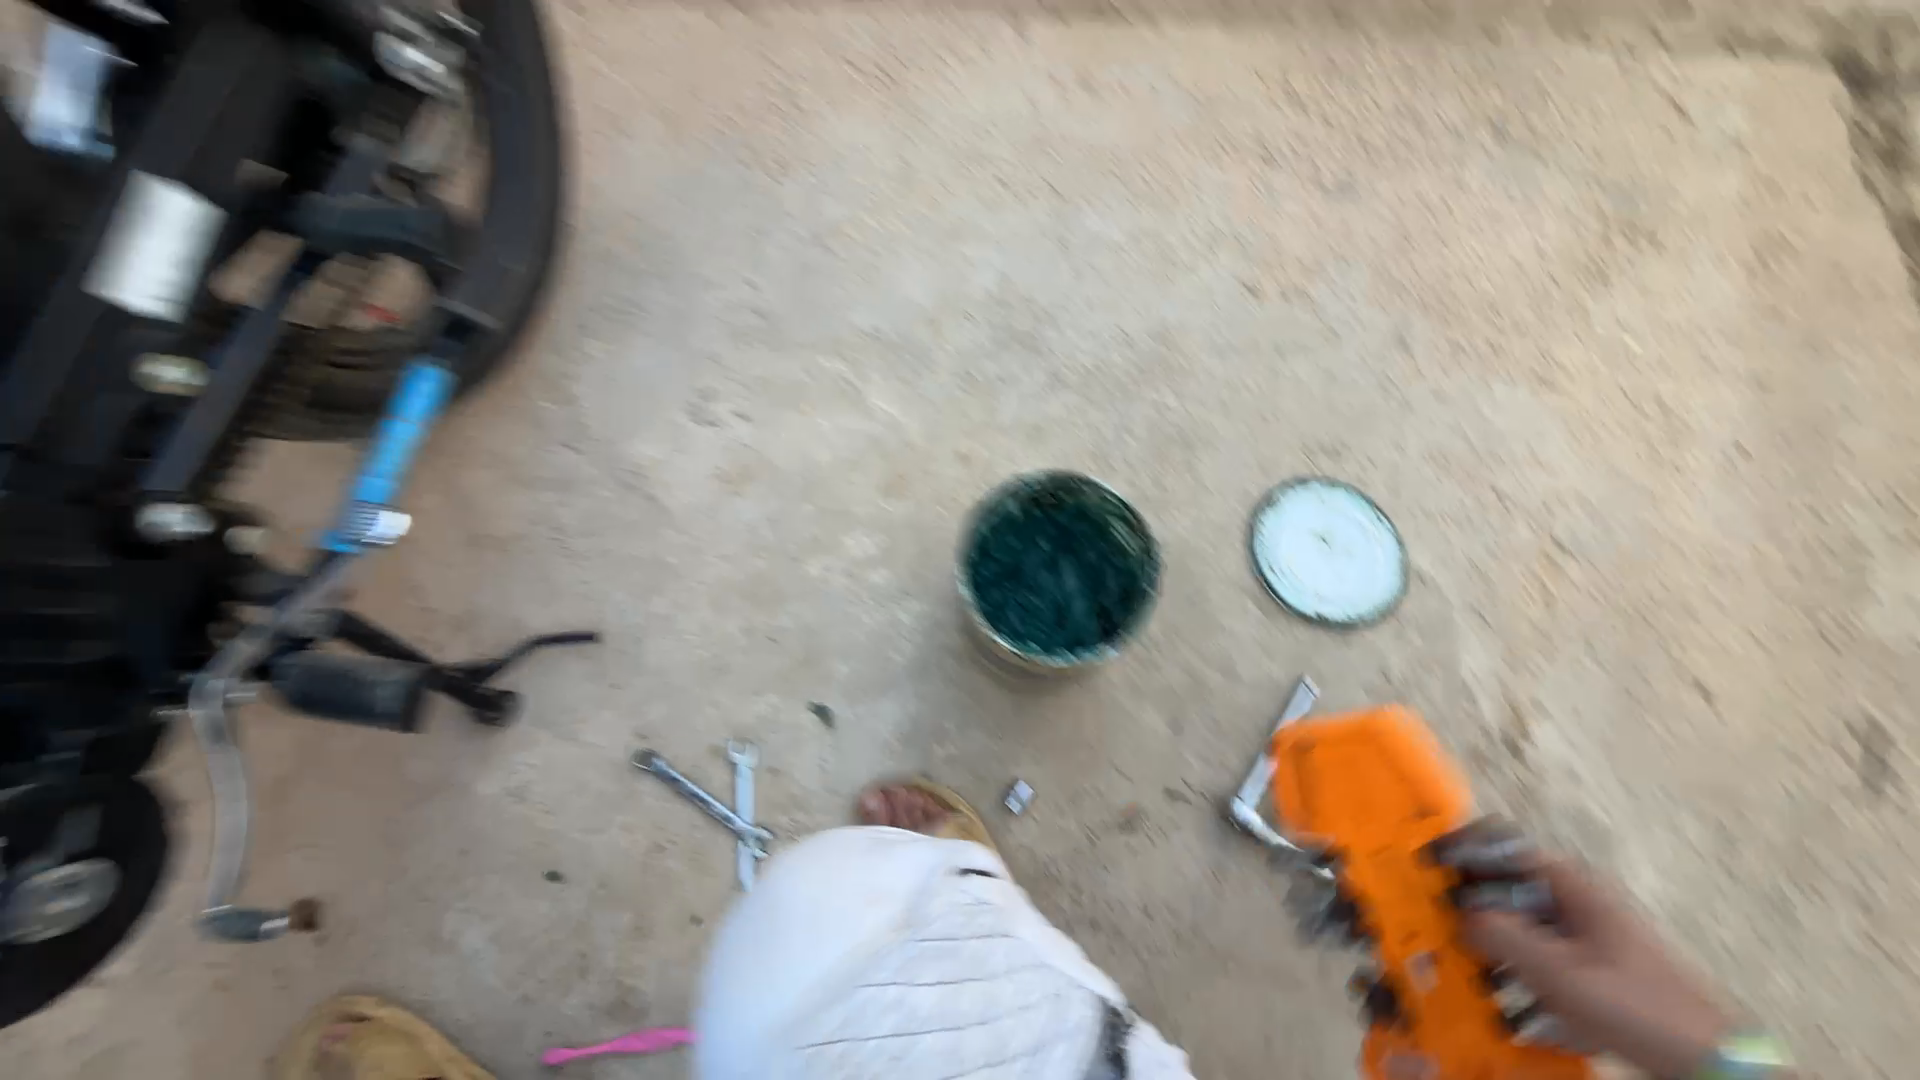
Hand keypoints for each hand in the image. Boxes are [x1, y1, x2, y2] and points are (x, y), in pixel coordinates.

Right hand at [1454, 852, 1731, 1078]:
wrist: (1710, 1065)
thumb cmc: (1638, 1007)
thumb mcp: (1560, 973)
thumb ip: (1502, 936)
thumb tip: (1458, 914)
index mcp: (1573, 886)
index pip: (1504, 842)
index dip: (1462, 845)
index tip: (1426, 860)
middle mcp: (1577, 900)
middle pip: (1505, 884)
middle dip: (1466, 901)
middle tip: (1431, 918)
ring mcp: (1586, 936)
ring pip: (1518, 924)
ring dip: (1488, 943)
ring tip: (1461, 965)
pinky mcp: (1591, 970)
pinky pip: (1536, 958)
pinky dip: (1514, 973)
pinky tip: (1505, 1003)